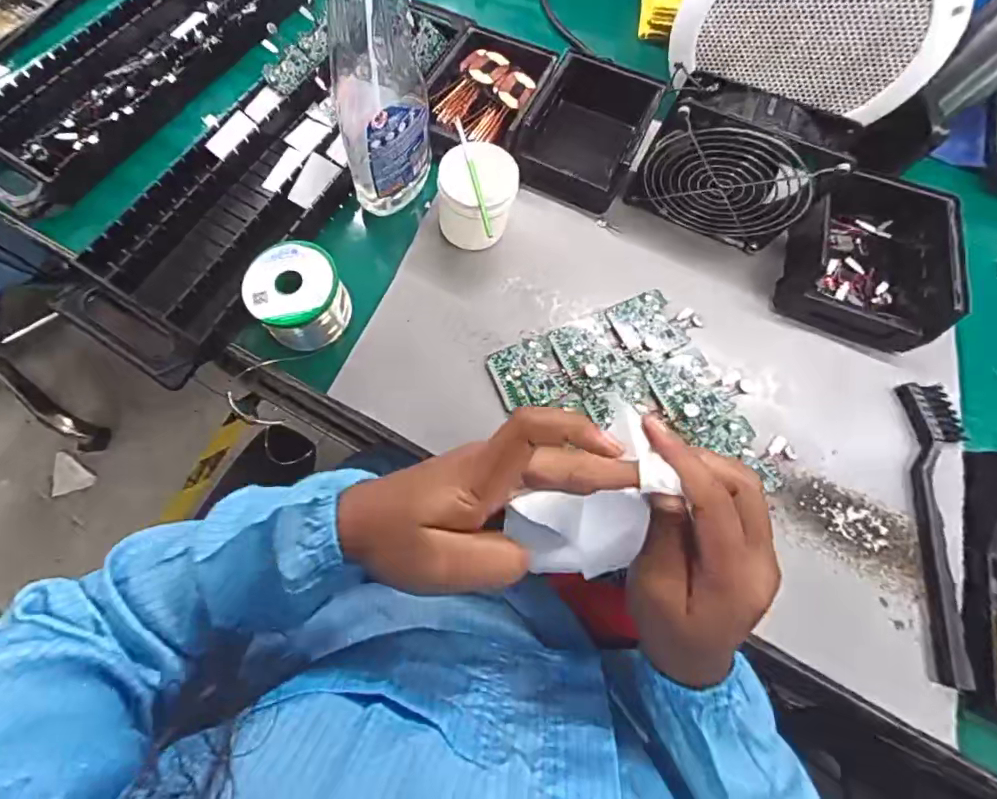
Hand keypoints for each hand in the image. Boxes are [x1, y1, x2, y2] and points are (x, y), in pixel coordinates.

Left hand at [337, 407, 629, 594]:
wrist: (354, 525)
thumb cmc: (393, 541)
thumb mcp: (445, 565)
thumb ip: (499, 562)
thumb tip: (532, 552)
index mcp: (480, 474)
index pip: (529, 430)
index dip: (574, 431)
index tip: (614, 453)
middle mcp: (484, 462)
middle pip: (546, 447)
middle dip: (595, 457)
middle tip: (642, 477)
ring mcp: (480, 469)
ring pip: (539, 459)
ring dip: (579, 466)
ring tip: (620, 486)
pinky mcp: (475, 482)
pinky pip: (526, 474)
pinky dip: (558, 481)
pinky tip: (574, 503)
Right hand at [626, 417, 780, 687]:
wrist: (694, 666)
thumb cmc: (668, 633)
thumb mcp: (653, 587)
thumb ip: (663, 535)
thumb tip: (665, 487)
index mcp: (737, 576)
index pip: (717, 501)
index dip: (684, 460)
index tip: (654, 431)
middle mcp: (763, 561)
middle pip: (743, 486)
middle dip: (699, 456)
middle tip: (658, 444)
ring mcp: (765, 554)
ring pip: (746, 487)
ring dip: (706, 464)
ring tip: (666, 457)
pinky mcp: (755, 549)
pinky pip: (739, 500)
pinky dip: (710, 478)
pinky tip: (682, 477)